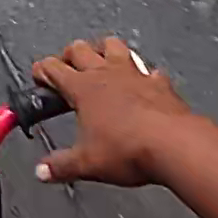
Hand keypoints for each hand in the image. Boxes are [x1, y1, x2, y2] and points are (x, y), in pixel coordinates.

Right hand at [31, 37, 194, 186]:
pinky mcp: (159, 83)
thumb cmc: (131, 149)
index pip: (51, 67)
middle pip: (78, 48)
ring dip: (103, 49)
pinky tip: (144, 81)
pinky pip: (148, 69)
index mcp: (81, 87)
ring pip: (112, 45)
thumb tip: (42, 172)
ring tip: (101, 59)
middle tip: (67, 66)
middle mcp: (104, 74)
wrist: (177, 146)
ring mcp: (132, 74)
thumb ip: (61, 166)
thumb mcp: (89, 163)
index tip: (40, 78)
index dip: (41, 70)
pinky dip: (143, 72)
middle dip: (68, 54)